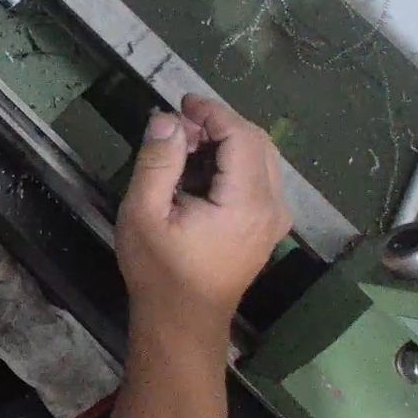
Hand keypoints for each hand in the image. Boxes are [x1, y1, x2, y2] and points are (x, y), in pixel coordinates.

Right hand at [116, 95, 290, 330]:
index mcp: (245, 201)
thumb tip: (167, 120)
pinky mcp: (264, 225)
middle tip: (175, 123)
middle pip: (258, 144)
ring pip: (260, 159)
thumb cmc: (158, 267)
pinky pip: (256, 178)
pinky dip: (229, 161)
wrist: (181, 316)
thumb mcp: (143, 212)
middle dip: (219, 124)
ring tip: (181, 143)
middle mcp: (272, 205)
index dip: (213, 112)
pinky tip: (196, 169)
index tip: (180, 101)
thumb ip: (157, 163)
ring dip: (224, 141)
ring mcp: (273, 217)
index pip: (242, 137)